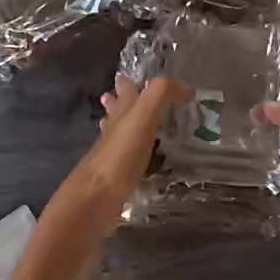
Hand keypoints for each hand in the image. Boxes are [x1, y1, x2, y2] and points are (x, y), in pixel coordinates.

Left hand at [53, 75, 186, 230]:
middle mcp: (113, 130)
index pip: (129, 90)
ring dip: (121, 122)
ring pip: (116, 132)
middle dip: (121, 98)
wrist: (93, 200)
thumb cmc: (119, 156)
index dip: (137, 84)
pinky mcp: (113, 178)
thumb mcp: (143, 116)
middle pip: (117, 109)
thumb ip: (160, 94)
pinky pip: (123, 158)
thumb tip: (186, 88)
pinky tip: (135, 159)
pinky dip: (130, 153)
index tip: (143, 79)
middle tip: (127, 90)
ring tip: (128, 119)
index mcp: (121, 113)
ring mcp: (110, 155)